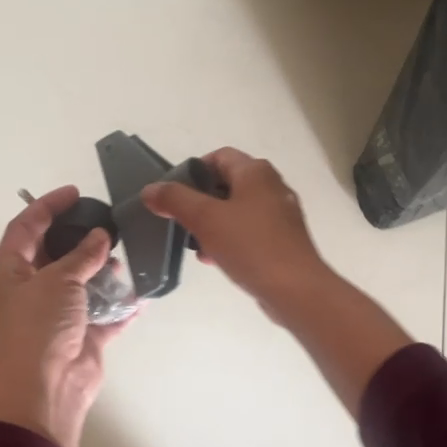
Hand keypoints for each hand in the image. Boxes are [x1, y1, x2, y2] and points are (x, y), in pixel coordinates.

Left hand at [0, 185, 131, 446]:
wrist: (46, 386)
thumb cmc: (39, 326)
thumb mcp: (58, 280)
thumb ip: (81, 255)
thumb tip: (101, 237)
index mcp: (13, 274)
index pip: (25, 229)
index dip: (46, 208)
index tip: (74, 194)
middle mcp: (34, 292)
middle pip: (56, 256)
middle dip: (80, 240)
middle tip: (106, 225)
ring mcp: (60, 316)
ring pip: (84, 285)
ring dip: (104, 272)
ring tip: (124, 259)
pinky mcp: (84, 338)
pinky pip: (106, 315)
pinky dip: (123, 306)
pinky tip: (141, 294)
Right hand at [142, 148, 334, 319]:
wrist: (296, 289)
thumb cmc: (250, 246)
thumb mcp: (205, 219)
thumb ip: (175, 200)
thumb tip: (151, 190)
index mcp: (256, 172)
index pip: (219, 156)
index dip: (193, 171)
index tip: (174, 195)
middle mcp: (273, 186)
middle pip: (228, 185)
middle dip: (201, 204)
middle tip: (183, 223)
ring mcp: (282, 214)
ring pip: (238, 212)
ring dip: (214, 226)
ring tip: (198, 247)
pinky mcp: (284, 240)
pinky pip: (251, 233)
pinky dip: (232, 240)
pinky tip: (218, 260)